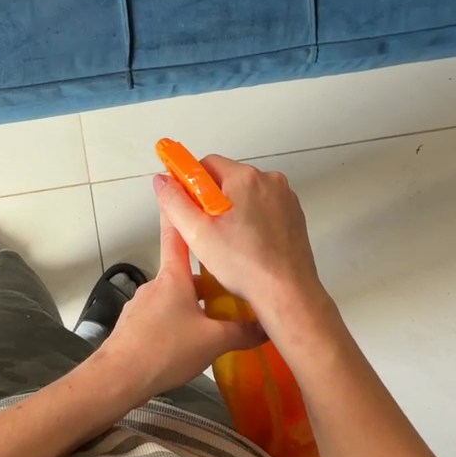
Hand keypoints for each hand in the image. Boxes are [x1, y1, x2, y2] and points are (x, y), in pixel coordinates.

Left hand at [92, 214, 265, 399]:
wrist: (119, 378)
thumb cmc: (165, 349)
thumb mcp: (213, 341)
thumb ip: (243, 332)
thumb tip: (268, 327)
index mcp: (173, 277)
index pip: (175, 234)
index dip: (179, 213)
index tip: (178, 192)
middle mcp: (155, 286)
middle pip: (184, 274)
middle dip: (206, 283)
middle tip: (231, 293)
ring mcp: (142, 306)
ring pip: (175, 299)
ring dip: (193, 308)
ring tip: (216, 327)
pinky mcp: (135, 327)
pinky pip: (162, 319)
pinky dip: (177, 325)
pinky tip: (189, 345)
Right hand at [152, 155, 329, 330]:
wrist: (286, 291)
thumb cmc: (244, 265)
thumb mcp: (197, 233)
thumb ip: (174, 202)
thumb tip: (162, 181)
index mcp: (245, 178)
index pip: (206, 164)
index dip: (191, 185)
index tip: (187, 207)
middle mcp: (269, 180)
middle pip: (227, 178)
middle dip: (212, 200)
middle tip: (207, 232)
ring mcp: (285, 197)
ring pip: (246, 194)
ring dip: (233, 211)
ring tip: (228, 242)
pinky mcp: (293, 214)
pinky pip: (264, 208)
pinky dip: (252, 220)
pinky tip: (247, 245)